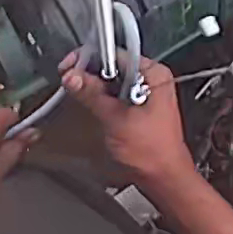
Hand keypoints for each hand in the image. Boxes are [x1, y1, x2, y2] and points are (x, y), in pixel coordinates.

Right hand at [62, 54, 196, 190]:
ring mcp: (145, 93)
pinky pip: (116, 93)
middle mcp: (152, 80)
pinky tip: (89, 102)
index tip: (70, 66)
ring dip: (93, 86)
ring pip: (112, 80)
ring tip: (76, 92)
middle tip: (69, 80)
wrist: (163, 178)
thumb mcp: (115, 119)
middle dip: (89, 73)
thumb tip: (73, 77)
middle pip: (113, 66)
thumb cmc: (152, 152)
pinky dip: (101, 97)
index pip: (116, 54)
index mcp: (153, 75)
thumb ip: (92, 95)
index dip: (89, 58)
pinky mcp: (138, 106)